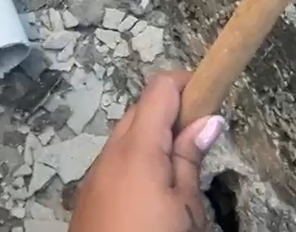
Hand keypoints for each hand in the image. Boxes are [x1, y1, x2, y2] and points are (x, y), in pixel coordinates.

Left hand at [69, 72, 227, 231]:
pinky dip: (134, 163)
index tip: (209, 104)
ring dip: (152, 139)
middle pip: (142, 108)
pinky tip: (149, 197)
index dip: (187, 86)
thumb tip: (209, 119)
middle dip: (171, 114)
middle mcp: (110, 153)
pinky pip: (113, 162)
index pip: (161, 87)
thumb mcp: (187, 209)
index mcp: (138, 148)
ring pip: (126, 135)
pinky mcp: (85, 199)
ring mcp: (93, 176)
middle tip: (196, 144)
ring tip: (175, 176)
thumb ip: (191, 158)